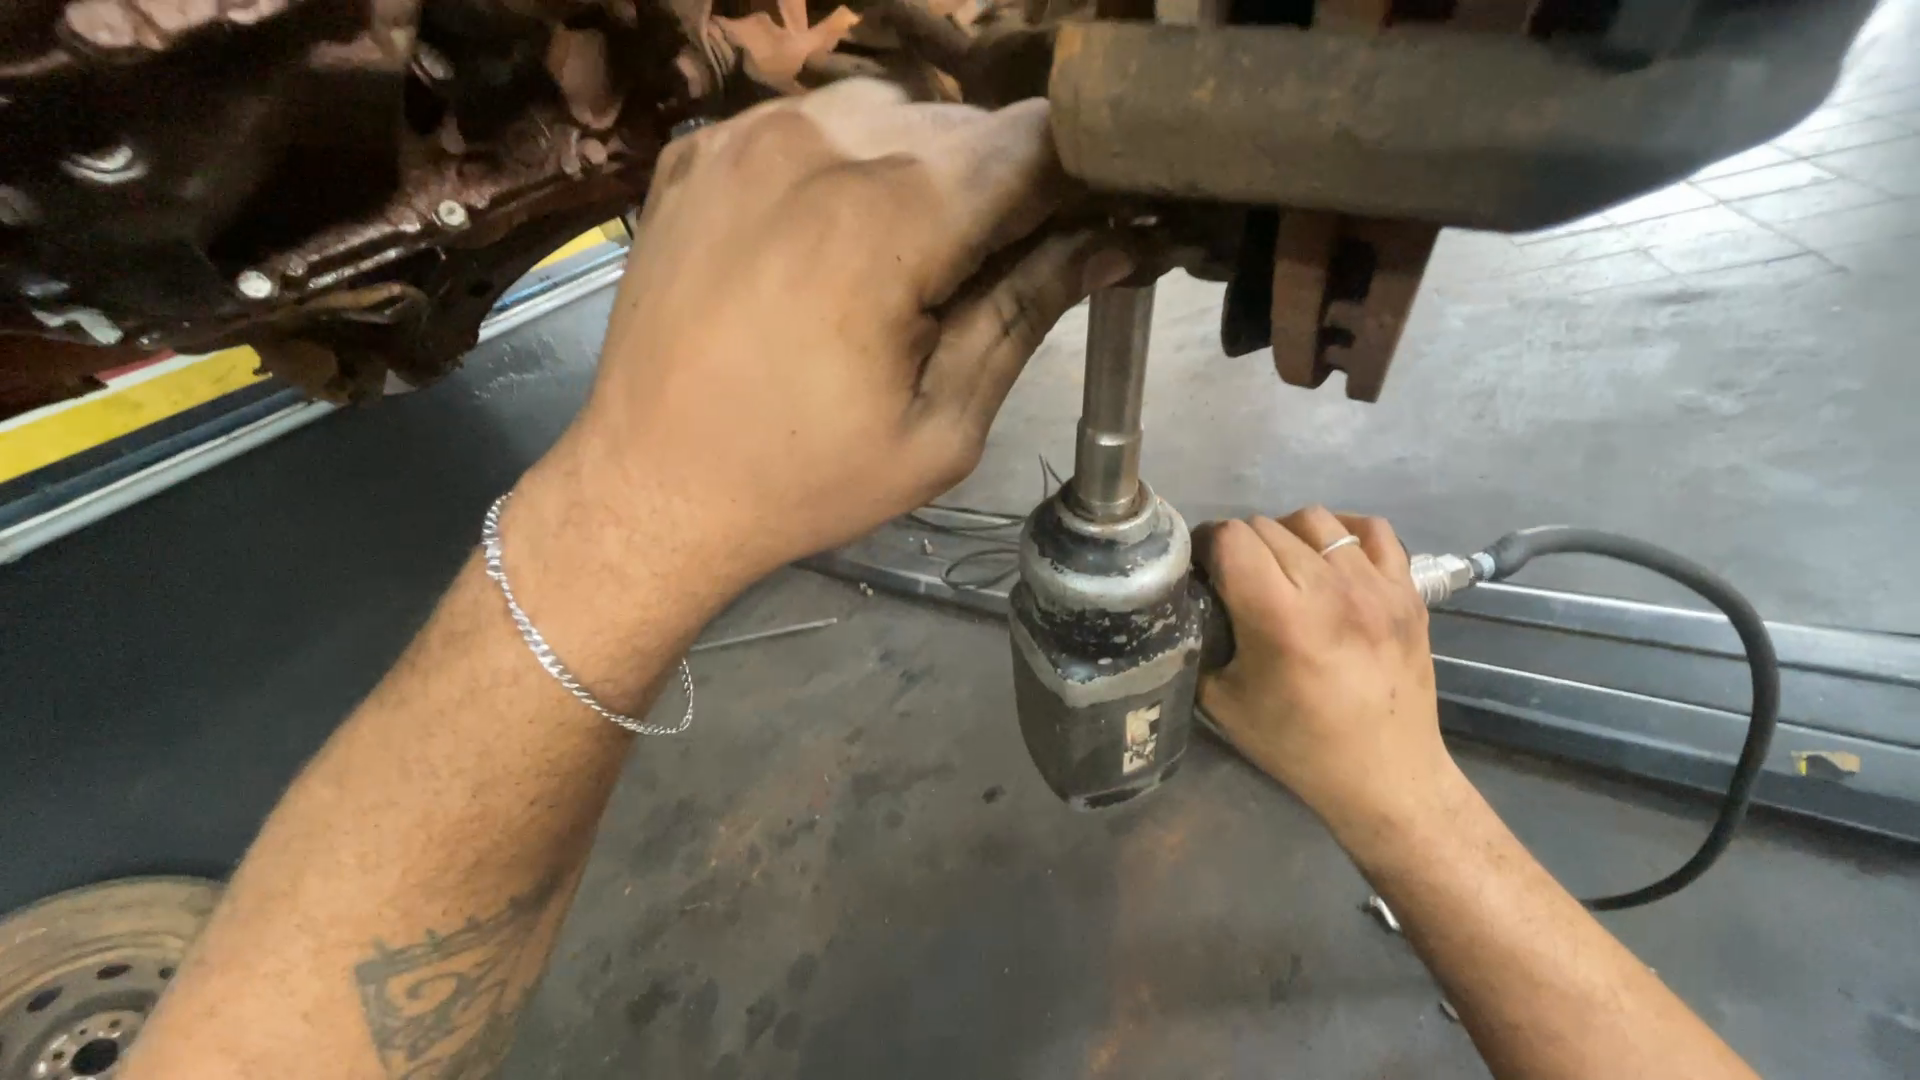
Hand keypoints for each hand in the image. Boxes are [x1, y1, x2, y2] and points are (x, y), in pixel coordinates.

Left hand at [535, 80, 1129, 591]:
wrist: (652, 488)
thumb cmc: (806, 479)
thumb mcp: (941, 426)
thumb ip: (1024, 315)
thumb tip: (1105, 245)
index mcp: (890, 218)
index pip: (1034, 142)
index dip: (1075, 179)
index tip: (1082, 229)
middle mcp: (819, 143)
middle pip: (963, 124)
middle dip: (999, 187)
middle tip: (988, 270)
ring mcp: (746, 136)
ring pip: (887, 112)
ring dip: (922, 173)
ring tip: (904, 262)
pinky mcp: (699, 153)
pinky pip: (808, 127)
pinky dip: (844, 167)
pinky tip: (828, 239)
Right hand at [1195, 507, 1459, 840]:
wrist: (1386, 776)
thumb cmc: (1297, 744)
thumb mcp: (1221, 701)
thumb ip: (1197, 645)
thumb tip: (1183, 605)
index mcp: (1279, 616)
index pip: (1231, 538)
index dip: (1205, 545)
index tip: (1200, 568)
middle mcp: (1330, 589)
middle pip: (1266, 525)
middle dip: (1239, 545)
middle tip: (1235, 578)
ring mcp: (1376, 586)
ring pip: (1315, 518)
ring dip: (1287, 535)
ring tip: (1283, 566)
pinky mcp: (1408, 591)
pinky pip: (1372, 530)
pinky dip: (1343, 533)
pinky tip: (1329, 557)